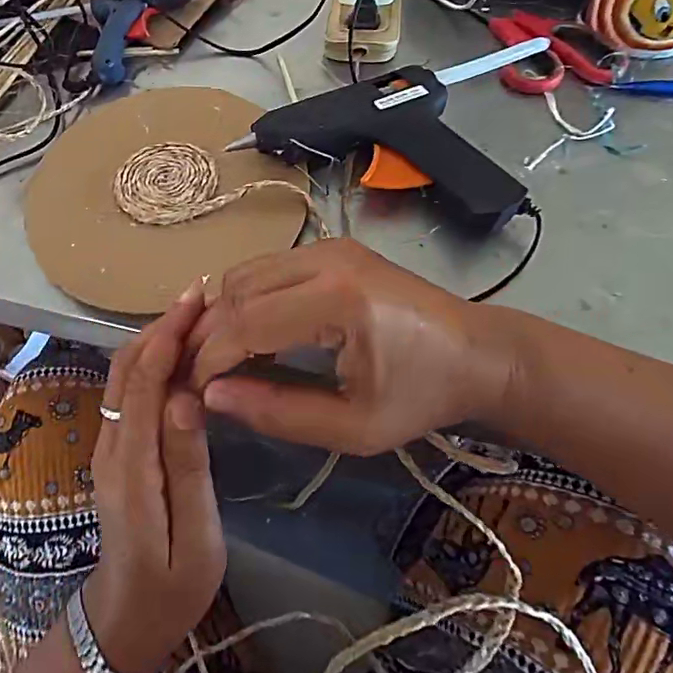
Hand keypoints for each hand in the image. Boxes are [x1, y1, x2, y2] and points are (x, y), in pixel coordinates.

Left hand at [81, 278, 225, 672]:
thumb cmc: (170, 587)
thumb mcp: (195, 537)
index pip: (142, 383)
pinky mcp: (116, 452)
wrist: (125, 620)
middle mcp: (111, 446)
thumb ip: (188, 465)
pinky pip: (128, 395)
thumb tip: (185, 396)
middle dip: (158, 326)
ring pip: (122, 378)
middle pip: (124, 370)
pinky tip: (179, 356)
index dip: (166, 337)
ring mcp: (108, 448)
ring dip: (152, 340)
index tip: (196, 301)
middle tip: (199, 295)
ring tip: (192, 314)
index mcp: (131, 466)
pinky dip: (150, 364)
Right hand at [185, 239, 523, 454]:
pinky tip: (249, 330)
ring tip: (220, 356)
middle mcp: (326, 258)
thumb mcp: (354, 427)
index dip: (209, 358)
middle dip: (208, 334)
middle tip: (198, 375)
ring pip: (244, 273)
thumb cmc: (422, 396)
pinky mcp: (329, 245)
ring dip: (223, 313)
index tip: (193, 391)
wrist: (478, 352)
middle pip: (236, 291)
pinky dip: (244, 298)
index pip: (246, 322)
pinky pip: (265, 267)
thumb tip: (211, 397)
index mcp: (338, 301)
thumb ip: (278, 413)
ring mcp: (327, 245)